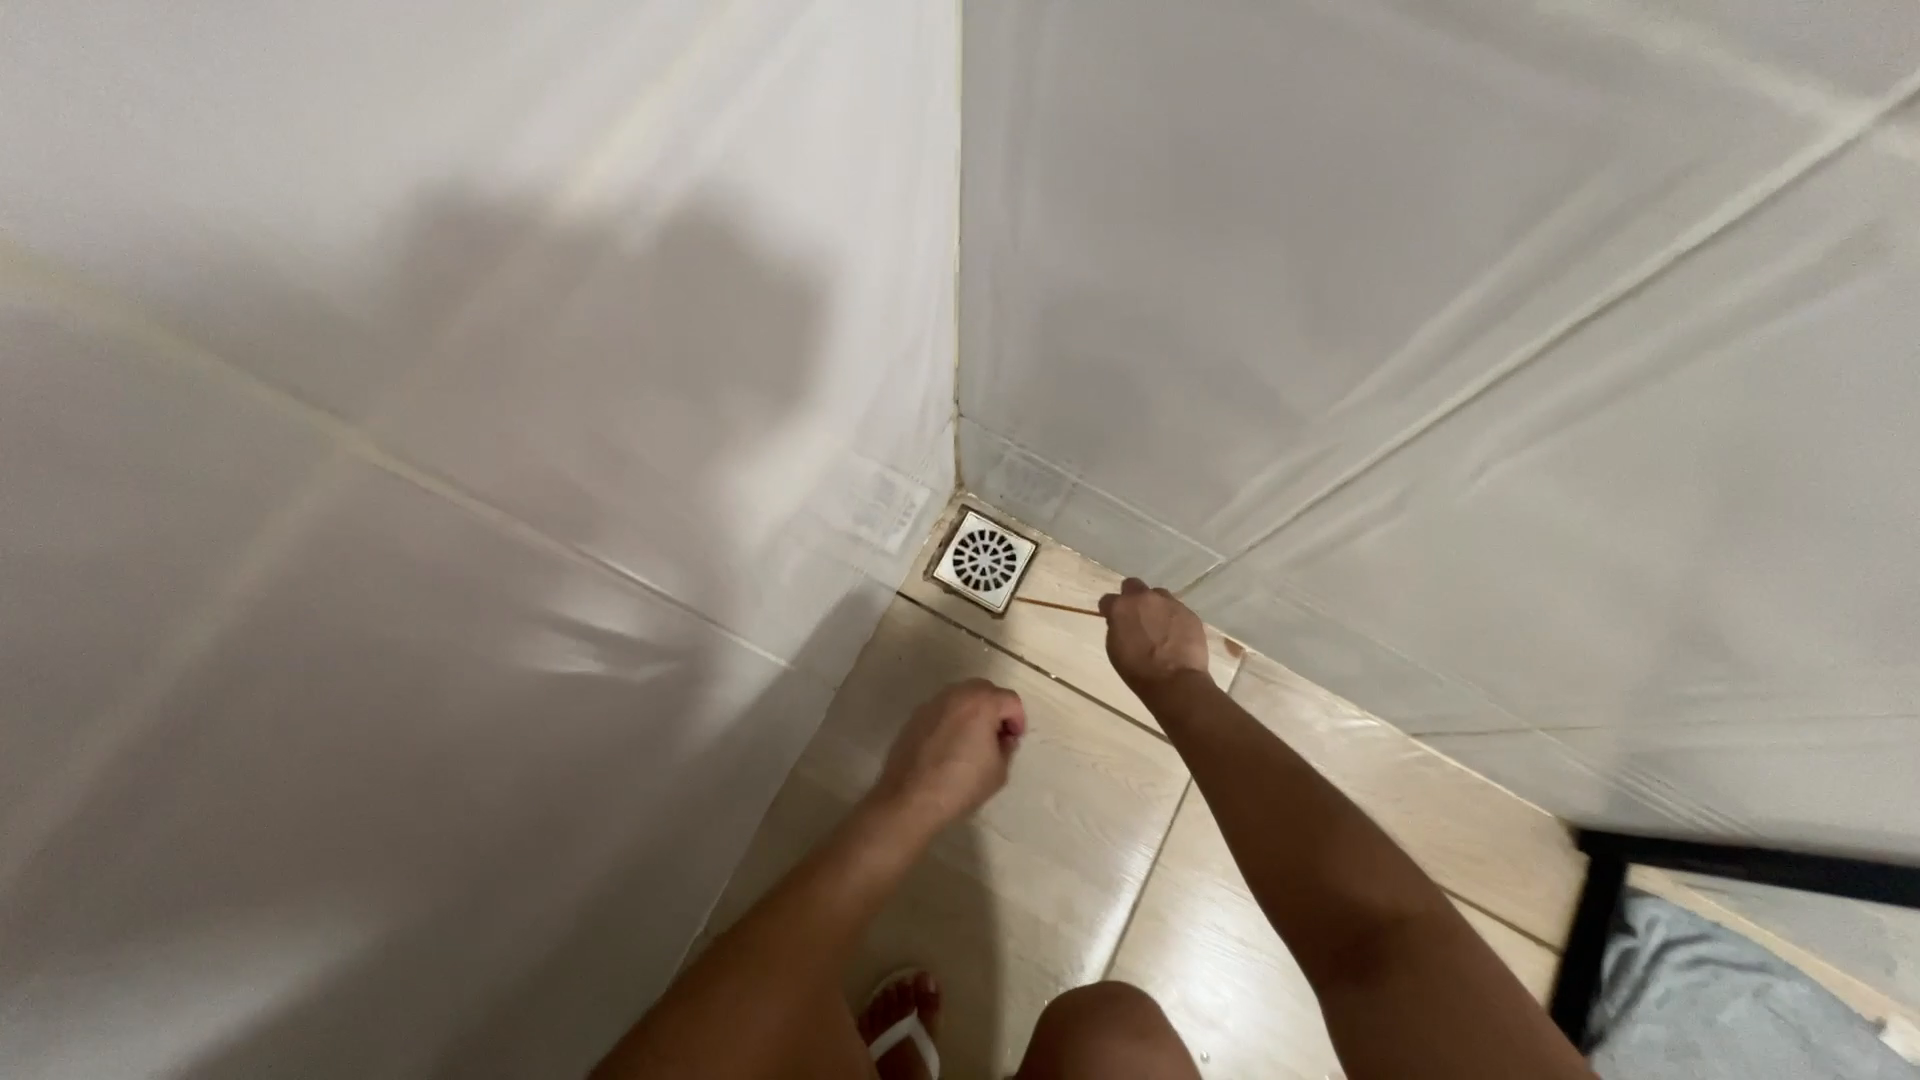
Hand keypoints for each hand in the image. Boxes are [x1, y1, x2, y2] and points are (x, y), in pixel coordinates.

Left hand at [869, 678, 1026, 831]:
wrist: (910, 798)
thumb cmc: (961, 785)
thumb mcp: (998, 771)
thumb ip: (1007, 747)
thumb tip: (1003, 738)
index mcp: (981, 703)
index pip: (1010, 700)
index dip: (1018, 720)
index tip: (1013, 740)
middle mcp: (956, 694)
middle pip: (985, 690)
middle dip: (996, 708)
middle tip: (996, 735)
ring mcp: (932, 703)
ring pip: (961, 696)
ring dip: (973, 710)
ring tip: (972, 739)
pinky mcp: (915, 716)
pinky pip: (942, 709)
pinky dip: (952, 718)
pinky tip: (949, 744)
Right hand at [1098, 578, 1209, 695]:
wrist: (1175, 681)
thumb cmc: (1137, 670)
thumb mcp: (1115, 648)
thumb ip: (1117, 627)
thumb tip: (1121, 621)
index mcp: (1121, 607)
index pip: (1108, 599)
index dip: (1110, 610)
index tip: (1113, 619)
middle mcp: (1145, 598)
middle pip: (1134, 586)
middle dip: (1132, 598)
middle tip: (1136, 617)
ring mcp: (1170, 603)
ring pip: (1159, 596)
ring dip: (1156, 607)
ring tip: (1160, 627)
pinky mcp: (1189, 613)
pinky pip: (1177, 610)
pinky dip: (1174, 619)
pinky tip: (1176, 636)